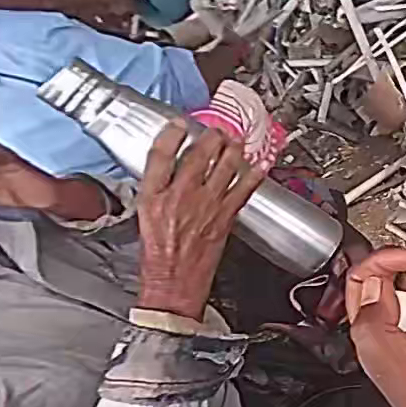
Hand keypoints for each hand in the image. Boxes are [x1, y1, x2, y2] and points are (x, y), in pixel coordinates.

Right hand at [137, 126, 261, 318]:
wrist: (174, 282)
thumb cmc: (159, 254)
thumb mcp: (145, 216)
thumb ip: (157, 191)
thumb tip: (170, 173)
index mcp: (154, 195)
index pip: (160, 156)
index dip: (171, 135)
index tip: (179, 124)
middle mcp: (180, 196)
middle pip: (198, 156)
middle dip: (210, 138)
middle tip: (217, 130)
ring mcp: (206, 205)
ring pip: (223, 168)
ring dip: (232, 150)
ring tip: (236, 140)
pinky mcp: (225, 217)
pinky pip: (243, 190)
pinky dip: (254, 176)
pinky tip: (260, 165)